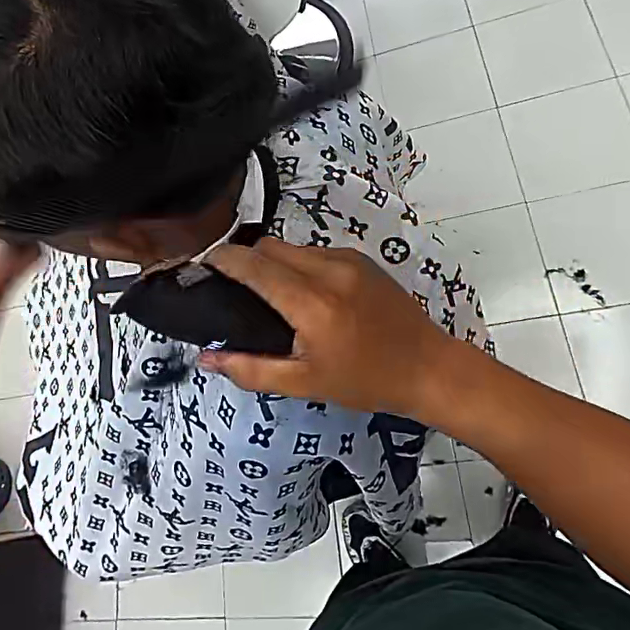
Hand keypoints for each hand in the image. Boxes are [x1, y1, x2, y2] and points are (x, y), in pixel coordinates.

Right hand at [199, 237, 472, 418]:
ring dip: (275, 263)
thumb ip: (251, 369)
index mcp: (313, 303)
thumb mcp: (305, 383)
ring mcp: (350, 260)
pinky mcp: (364, 260)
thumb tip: (206, 359)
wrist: (428, 367)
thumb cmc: (367, 381)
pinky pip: (317, 252)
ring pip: (294, 247)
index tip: (202, 268)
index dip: (221, 261)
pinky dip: (300, 265)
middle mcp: (330, 270)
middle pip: (270, 247)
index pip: (254, 265)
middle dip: (246, 261)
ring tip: (270, 297)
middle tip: (234, 291)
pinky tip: (304, 294)